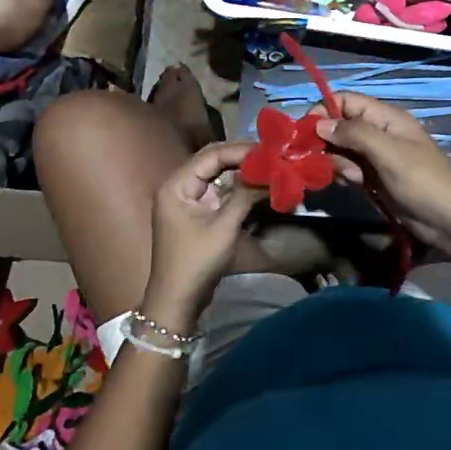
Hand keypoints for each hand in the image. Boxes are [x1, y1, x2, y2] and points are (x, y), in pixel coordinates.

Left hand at [144, 142, 262, 317]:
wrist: (177, 299)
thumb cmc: (196, 261)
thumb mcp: (223, 227)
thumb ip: (245, 195)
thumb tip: (271, 173)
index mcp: (177, 184)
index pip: (212, 154)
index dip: (241, 150)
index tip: (269, 150)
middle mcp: (180, 186)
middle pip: (214, 161)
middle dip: (243, 158)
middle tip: (273, 156)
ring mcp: (188, 200)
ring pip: (218, 176)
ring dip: (243, 172)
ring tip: (271, 167)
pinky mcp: (198, 213)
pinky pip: (220, 192)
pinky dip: (239, 188)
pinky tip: (260, 186)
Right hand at [316, 94, 450, 248]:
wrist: (450, 222)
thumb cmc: (423, 181)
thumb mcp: (389, 152)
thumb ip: (354, 134)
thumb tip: (320, 123)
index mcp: (386, 117)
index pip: (346, 101)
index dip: (324, 110)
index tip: (306, 132)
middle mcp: (379, 133)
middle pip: (340, 125)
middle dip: (326, 140)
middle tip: (321, 160)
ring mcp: (377, 157)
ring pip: (341, 150)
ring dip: (335, 161)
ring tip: (348, 177)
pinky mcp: (375, 179)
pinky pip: (349, 170)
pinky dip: (344, 175)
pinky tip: (351, 185)